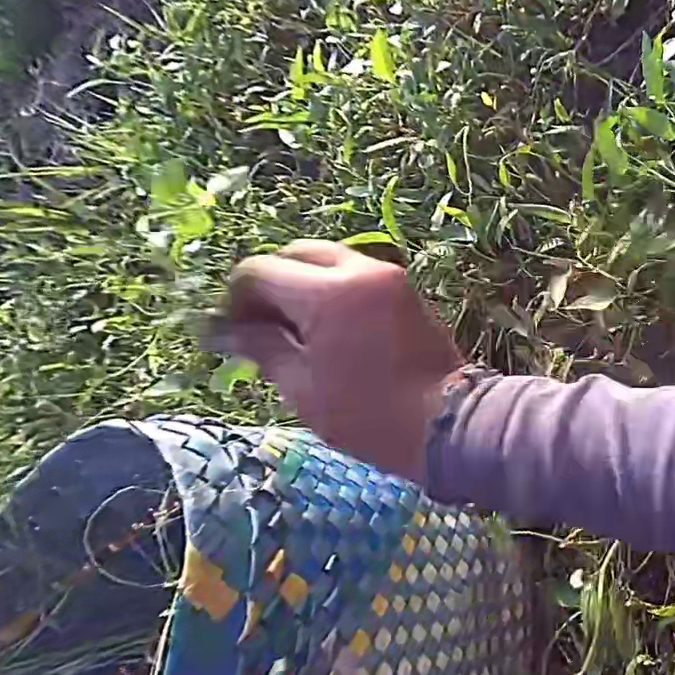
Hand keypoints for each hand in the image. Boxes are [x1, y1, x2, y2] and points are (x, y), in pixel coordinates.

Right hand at [224, 240, 463, 482]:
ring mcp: (391, 277)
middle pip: (297, 254)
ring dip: (305, 283)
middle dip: (272, 282)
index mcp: (329, 292)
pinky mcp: (408, 290)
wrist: (448, 420)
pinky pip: (359, 275)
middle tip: (262, 325)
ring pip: (330, 260)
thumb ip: (262, 346)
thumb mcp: (302, 387)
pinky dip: (335, 289)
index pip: (260, 271)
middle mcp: (362, 270)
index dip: (236, 299)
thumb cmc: (368, 414)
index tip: (235, 331)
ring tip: (295, 330)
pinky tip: (328, 328)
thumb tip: (226, 329)